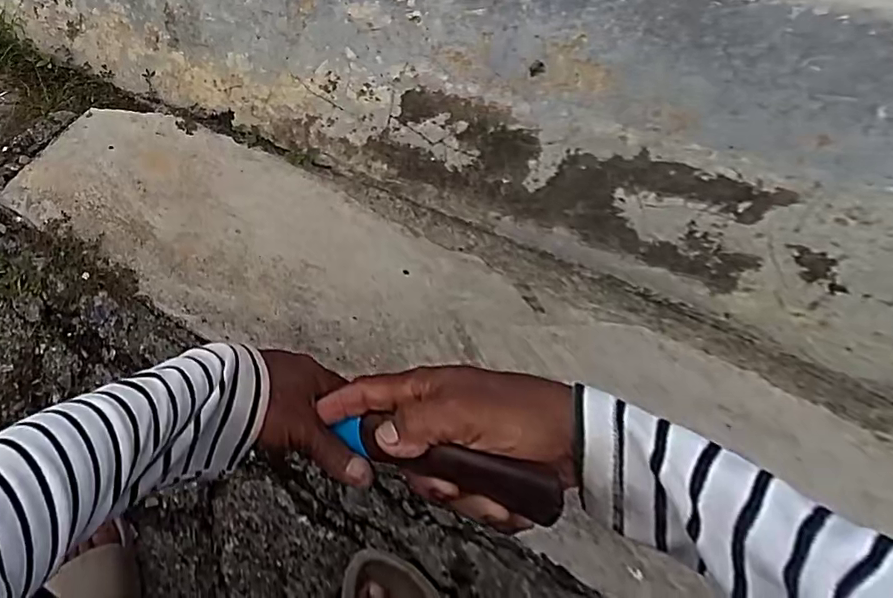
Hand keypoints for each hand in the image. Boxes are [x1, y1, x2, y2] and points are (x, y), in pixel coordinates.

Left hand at [257, 350, 372, 487]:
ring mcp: (276, 374)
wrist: (223, 389)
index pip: (348, 397)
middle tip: (328, 451)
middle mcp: (297, 368)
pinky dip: (282, 421)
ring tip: (301, 445)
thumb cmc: (266, 400)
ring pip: (300, 404)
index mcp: (315, 372)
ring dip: (303, 425)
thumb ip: (335, 452)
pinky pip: (279, 406)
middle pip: (323, 402)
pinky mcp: (257, 385)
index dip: (355, 422)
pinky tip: (277, 435)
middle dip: (327, 426)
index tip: (359, 446)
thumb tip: (362, 472)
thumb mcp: (306, 431)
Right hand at [315, 366, 575, 531]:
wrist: (572, 441)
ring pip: (434, 481)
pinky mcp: (479, 469)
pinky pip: (463, 497)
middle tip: (447, 477)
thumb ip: (415, 423)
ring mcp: (458, 443)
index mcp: (426, 390)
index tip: (320, 411)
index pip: (373, 392)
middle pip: (402, 452)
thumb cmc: (519, 411)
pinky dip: (484, 503)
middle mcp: (437, 415)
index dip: (345, 402)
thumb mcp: (462, 413)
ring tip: (488, 486)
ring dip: (461, 494)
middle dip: (424, 475)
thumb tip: (379, 436)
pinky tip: (503, 495)